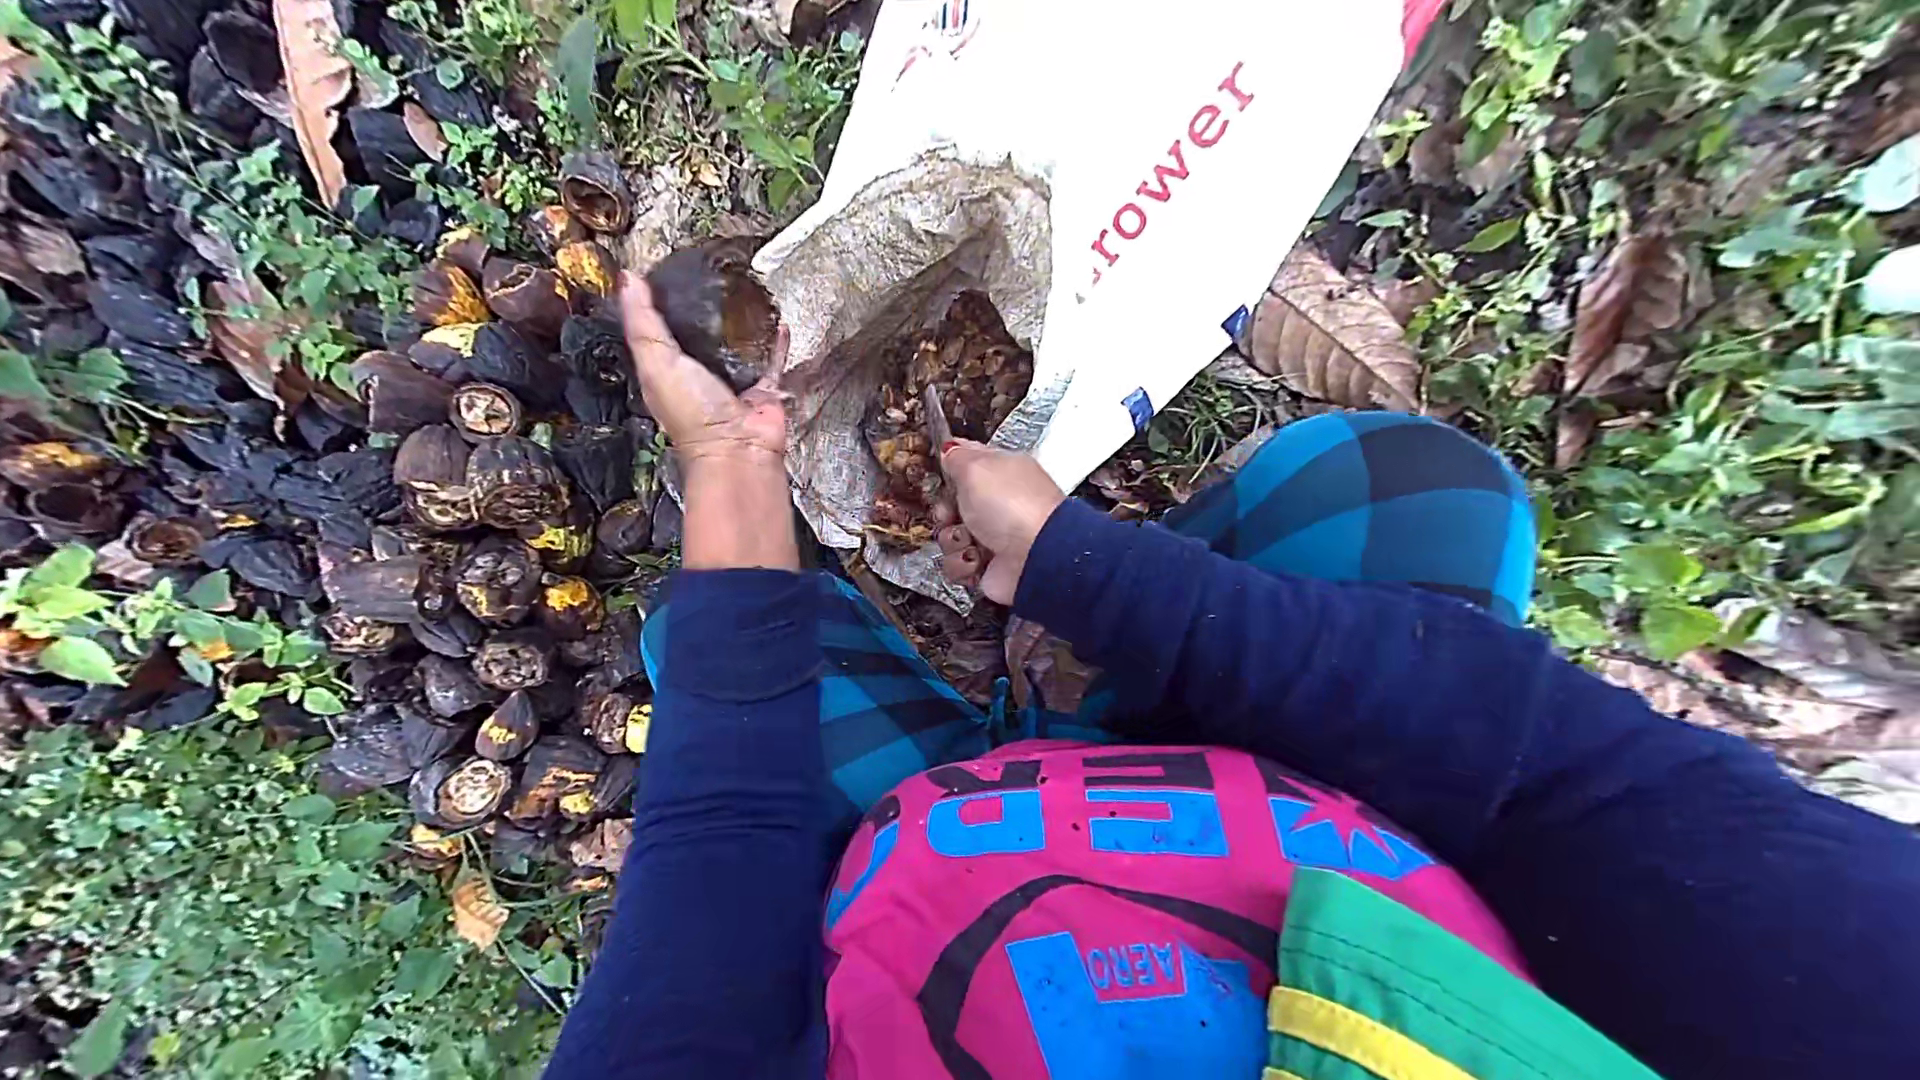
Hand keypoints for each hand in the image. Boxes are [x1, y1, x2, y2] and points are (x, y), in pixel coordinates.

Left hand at [619, 272, 786, 469]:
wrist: (739, 449)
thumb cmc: (693, 412)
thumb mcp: (656, 362)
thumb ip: (643, 323)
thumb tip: (628, 277)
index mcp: (667, 372)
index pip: (659, 333)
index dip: (658, 304)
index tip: (663, 271)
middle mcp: (700, 377)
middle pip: (700, 337)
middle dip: (703, 310)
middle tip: (709, 273)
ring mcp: (734, 383)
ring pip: (737, 346)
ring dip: (741, 324)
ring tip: (743, 291)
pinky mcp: (765, 389)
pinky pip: (772, 361)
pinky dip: (777, 343)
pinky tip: (778, 321)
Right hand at [936, 441, 1064, 604]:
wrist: (1037, 558)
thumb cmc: (1016, 509)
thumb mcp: (977, 467)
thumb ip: (958, 456)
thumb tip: (948, 450)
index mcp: (1002, 472)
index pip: (968, 464)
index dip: (949, 471)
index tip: (942, 476)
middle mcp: (999, 505)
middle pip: (952, 505)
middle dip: (945, 512)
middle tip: (952, 513)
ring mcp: (994, 538)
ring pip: (949, 537)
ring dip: (953, 540)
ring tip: (970, 540)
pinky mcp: (988, 566)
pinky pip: (956, 565)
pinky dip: (962, 564)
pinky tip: (977, 559)